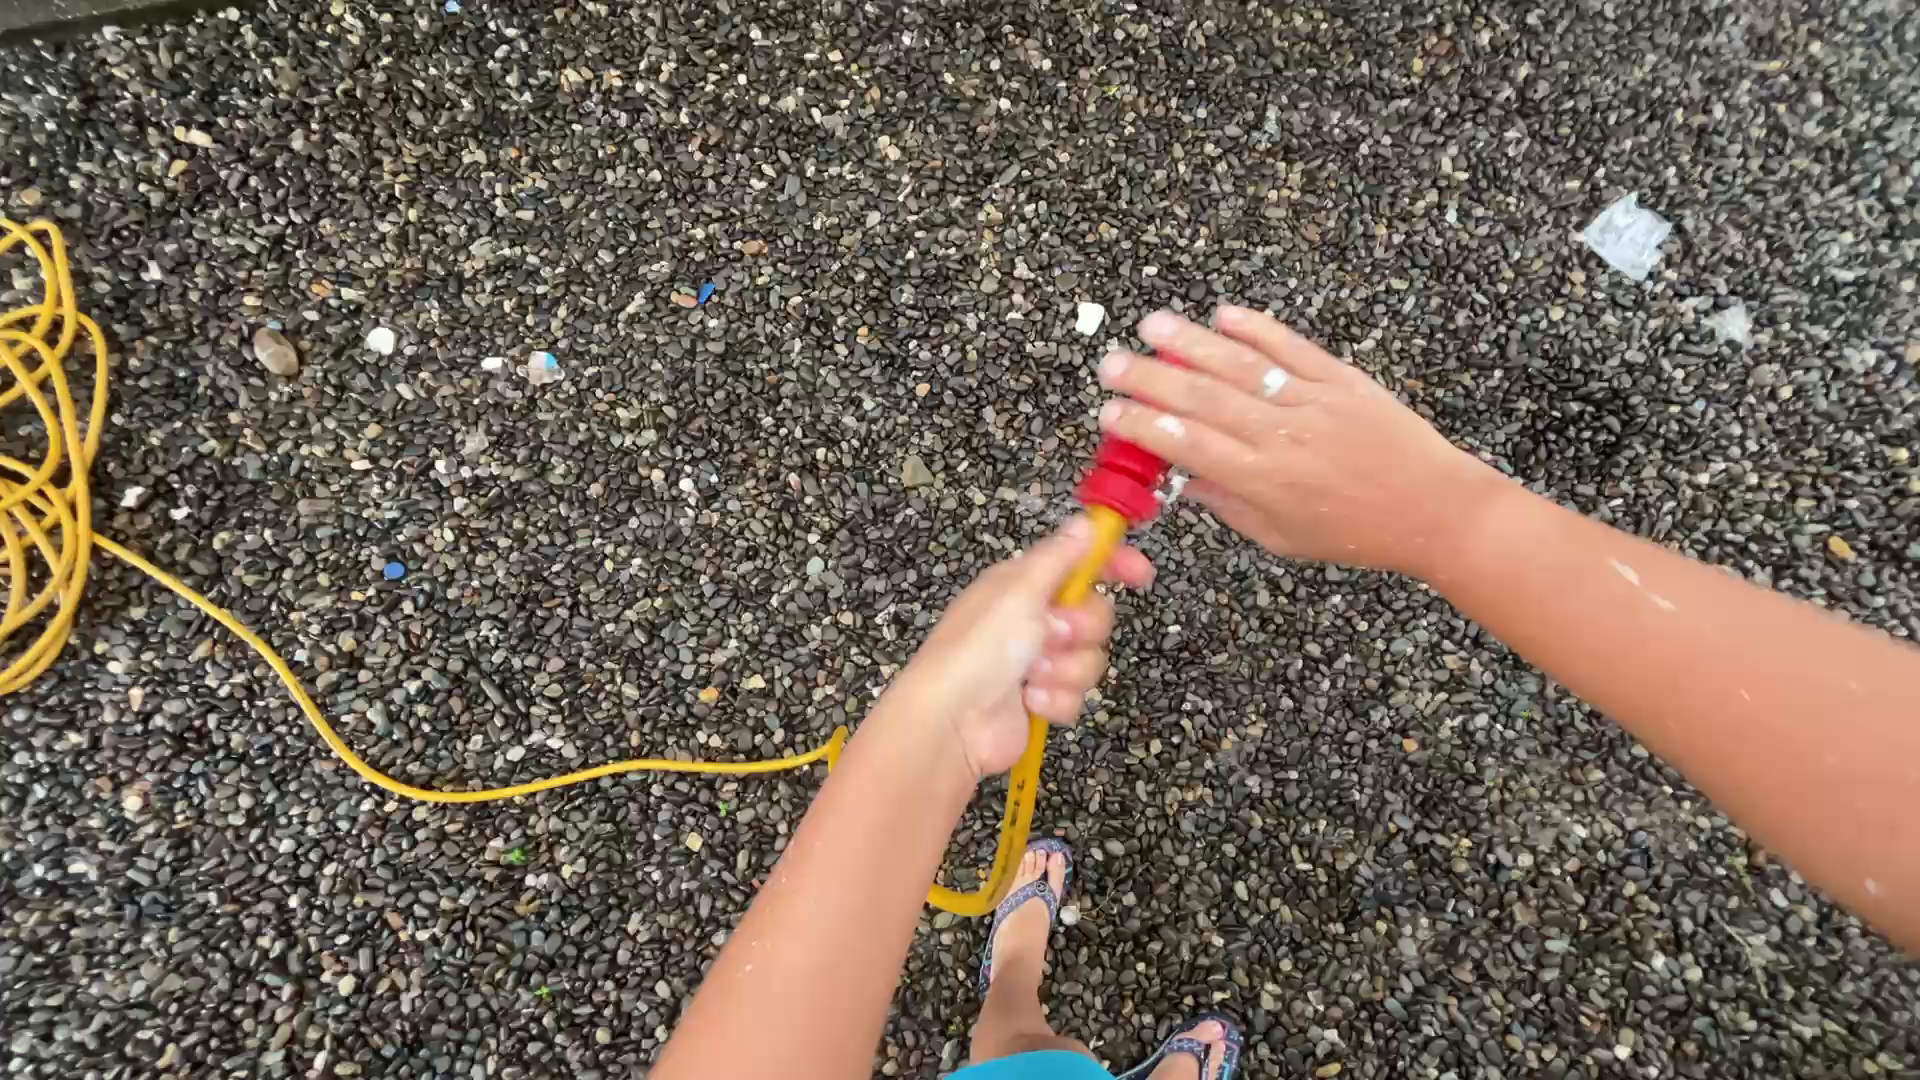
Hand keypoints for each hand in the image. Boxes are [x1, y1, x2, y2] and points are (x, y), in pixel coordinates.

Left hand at [892, 516, 1152, 778]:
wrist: (952, 722)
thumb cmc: (976, 650)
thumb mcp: (1018, 592)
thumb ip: (1059, 557)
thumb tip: (1086, 523)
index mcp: (1022, 583)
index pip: (1078, 561)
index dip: (1112, 563)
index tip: (1139, 573)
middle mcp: (1031, 617)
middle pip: (1094, 613)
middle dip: (1081, 629)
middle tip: (1052, 635)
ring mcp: (1037, 659)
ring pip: (1090, 658)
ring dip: (1065, 670)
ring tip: (1031, 676)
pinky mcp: (1041, 696)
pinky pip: (1077, 694)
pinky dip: (1056, 699)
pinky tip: (1029, 701)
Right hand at [1094, 305, 1506, 578]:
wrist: (1436, 511)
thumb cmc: (1354, 533)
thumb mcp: (1280, 537)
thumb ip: (1227, 505)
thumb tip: (1182, 481)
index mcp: (1263, 479)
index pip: (1188, 445)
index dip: (1144, 426)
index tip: (1110, 413)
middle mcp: (1281, 435)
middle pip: (1203, 399)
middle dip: (1150, 378)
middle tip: (1112, 363)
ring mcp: (1312, 402)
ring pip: (1241, 366)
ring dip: (1191, 343)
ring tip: (1151, 325)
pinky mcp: (1342, 380)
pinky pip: (1293, 349)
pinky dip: (1258, 329)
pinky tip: (1224, 314)